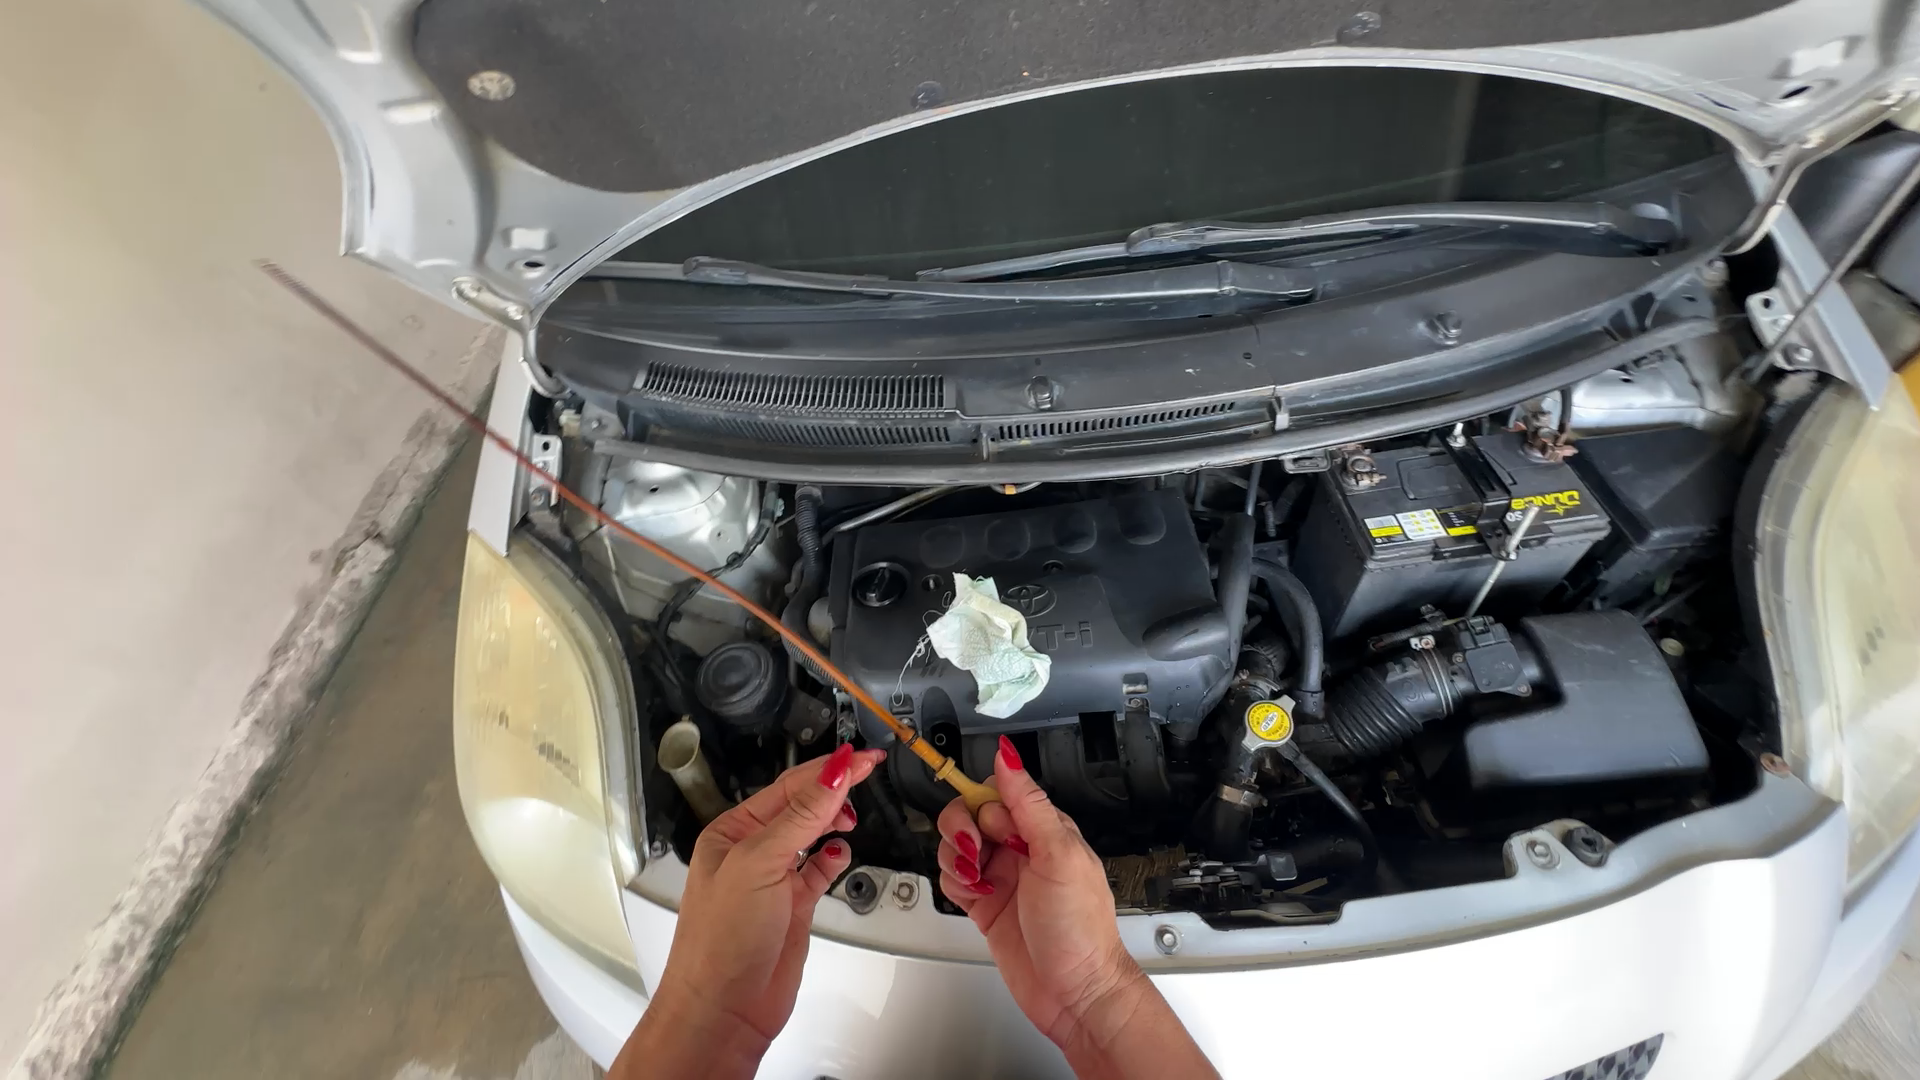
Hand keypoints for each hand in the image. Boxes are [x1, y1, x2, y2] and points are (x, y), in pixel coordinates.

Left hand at [610, 743, 884, 1079]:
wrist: (723, 1014)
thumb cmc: (719, 943)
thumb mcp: (760, 863)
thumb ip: (802, 816)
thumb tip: (834, 774)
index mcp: (734, 830)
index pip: (790, 786)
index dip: (828, 770)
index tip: (861, 757)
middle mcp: (754, 849)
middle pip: (804, 803)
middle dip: (836, 788)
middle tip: (869, 769)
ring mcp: (775, 877)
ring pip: (815, 832)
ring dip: (836, 820)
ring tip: (851, 818)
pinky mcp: (794, 903)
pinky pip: (821, 867)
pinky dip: (835, 857)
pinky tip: (839, 854)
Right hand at [937, 737, 1216, 1078]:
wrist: (1076, 995)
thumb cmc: (1081, 928)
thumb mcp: (1058, 856)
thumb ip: (1029, 804)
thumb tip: (1008, 756)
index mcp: (1042, 827)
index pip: (996, 791)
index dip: (982, 804)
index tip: (985, 825)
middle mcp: (1019, 847)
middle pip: (970, 813)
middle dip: (961, 828)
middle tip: (974, 853)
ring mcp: (1001, 874)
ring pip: (956, 842)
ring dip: (955, 856)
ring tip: (976, 878)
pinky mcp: (984, 902)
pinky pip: (952, 876)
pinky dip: (953, 881)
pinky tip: (972, 894)